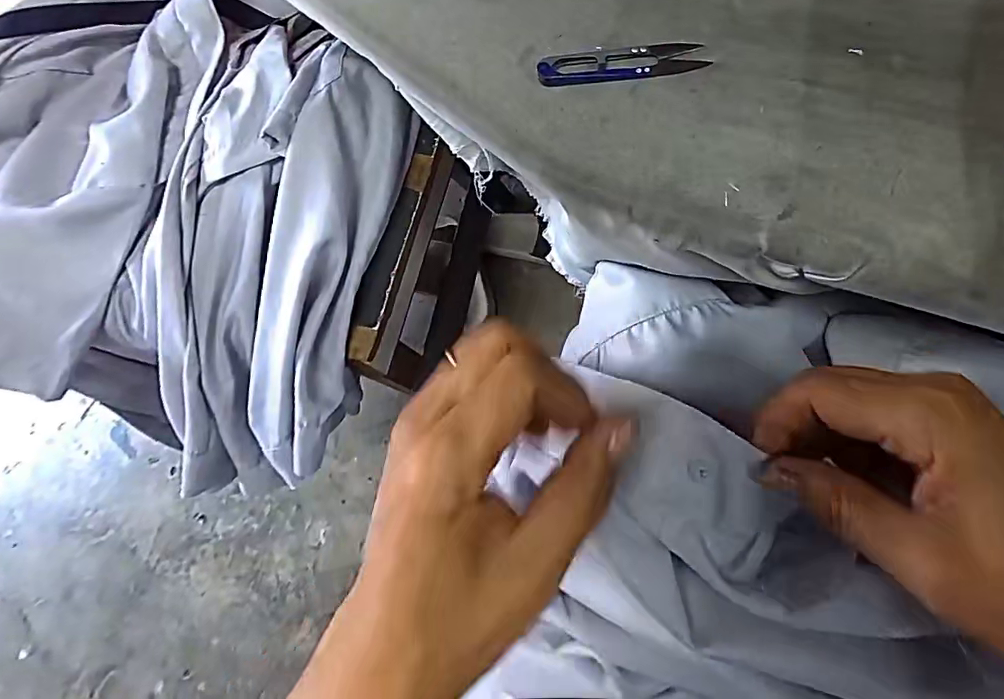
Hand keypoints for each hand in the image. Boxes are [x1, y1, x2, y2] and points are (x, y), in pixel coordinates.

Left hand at [292, 321, 632, 698]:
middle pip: (496, 341)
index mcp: (446, 454)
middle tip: (568, 421)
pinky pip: (467, 375)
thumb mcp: (537, 563)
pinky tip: (518, 437)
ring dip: (528, 377)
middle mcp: (420, 424)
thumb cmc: (459, 618)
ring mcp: (411, 424)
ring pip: (480, 351)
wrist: (381, 662)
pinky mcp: (412, 434)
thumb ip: (585, 485)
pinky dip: (505, 389)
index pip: (520, 371)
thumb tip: (622, 425)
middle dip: (547, 370)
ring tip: (547, 430)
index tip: (587, 435)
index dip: (567, 394)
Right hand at [753, 368, 1003, 698]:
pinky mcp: (965, 425)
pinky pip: (895, 417)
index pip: (827, 388)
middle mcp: (939, 387)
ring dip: (830, 435)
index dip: (780, 417)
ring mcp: (956, 403)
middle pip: (844, 385)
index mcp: (929, 408)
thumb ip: (841, 503)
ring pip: (867, 399)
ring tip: (810, 487)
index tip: (754, 463)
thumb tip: (778, 470)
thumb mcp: (919, 557)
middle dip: (800, 423)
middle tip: (776, 478)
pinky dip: (864, 443)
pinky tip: (854, 482)